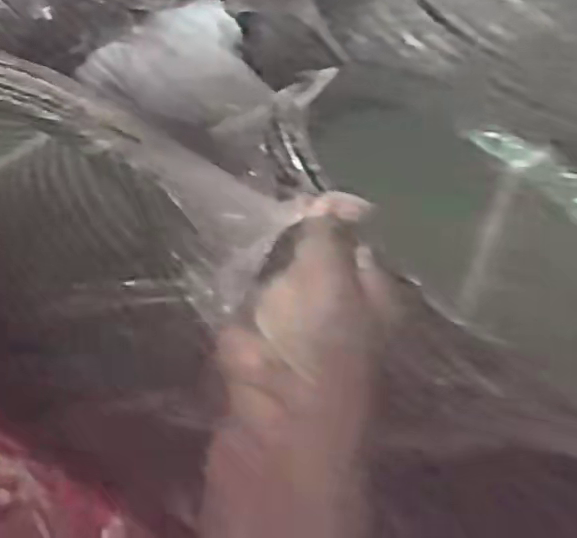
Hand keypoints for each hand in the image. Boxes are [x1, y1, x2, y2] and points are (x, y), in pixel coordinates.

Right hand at [218, 194, 396, 437]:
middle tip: (247, 182)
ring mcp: (288, 307)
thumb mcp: (328, 280)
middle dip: (280, 221)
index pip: (348, 238)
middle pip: (306, 247)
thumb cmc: (316, 342)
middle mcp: (332, 297)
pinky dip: (228, 259)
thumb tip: (348, 195)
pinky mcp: (248, 314)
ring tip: (224, 197)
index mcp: (368, 290)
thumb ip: (329, 238)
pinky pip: (239, 275)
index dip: (322, 210)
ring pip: (271, 260)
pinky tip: (209, 232)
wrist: (271, 397)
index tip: (286, 180)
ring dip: (251, 239)